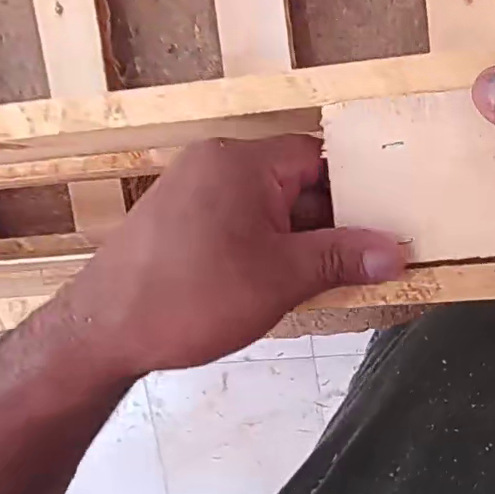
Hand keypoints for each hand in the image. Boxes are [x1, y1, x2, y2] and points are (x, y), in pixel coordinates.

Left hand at [54, 136, 405, 377]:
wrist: (101, 334)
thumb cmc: (189, 297)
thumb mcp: (281, 278)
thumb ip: (342, 259)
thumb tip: (393, 253)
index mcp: (243, 163)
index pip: (319, 159)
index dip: (356, 190)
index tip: (382, 222)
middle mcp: (217, 166)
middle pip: (297, 183)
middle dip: (331, 223)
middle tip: (362, 260)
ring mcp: (196, 193)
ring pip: (272, 209)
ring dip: (302, 241)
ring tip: (329, 278)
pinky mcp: (183, 222)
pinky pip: (244, 224)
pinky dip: (270, 249)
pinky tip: (285, 283)